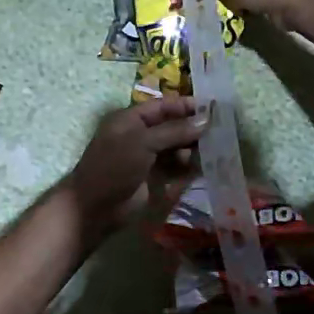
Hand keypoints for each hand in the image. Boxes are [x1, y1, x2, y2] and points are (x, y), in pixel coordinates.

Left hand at [61, 97, 207, 231]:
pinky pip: (174, 167)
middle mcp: (139, 135)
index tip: (212, 108)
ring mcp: (146, 157)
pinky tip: (201, 167)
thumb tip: (205, 121)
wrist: (96, 207)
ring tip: (209, 153)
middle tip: (218, 133)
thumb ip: (174, 131)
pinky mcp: (152, 177)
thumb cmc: (114, 167)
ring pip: (175, 147)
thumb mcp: (142, 142)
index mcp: (130, 119)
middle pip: (171, 126)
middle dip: (192, 129)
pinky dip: (187, 166)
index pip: (163, 106)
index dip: (186, 106)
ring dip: (191, 149)